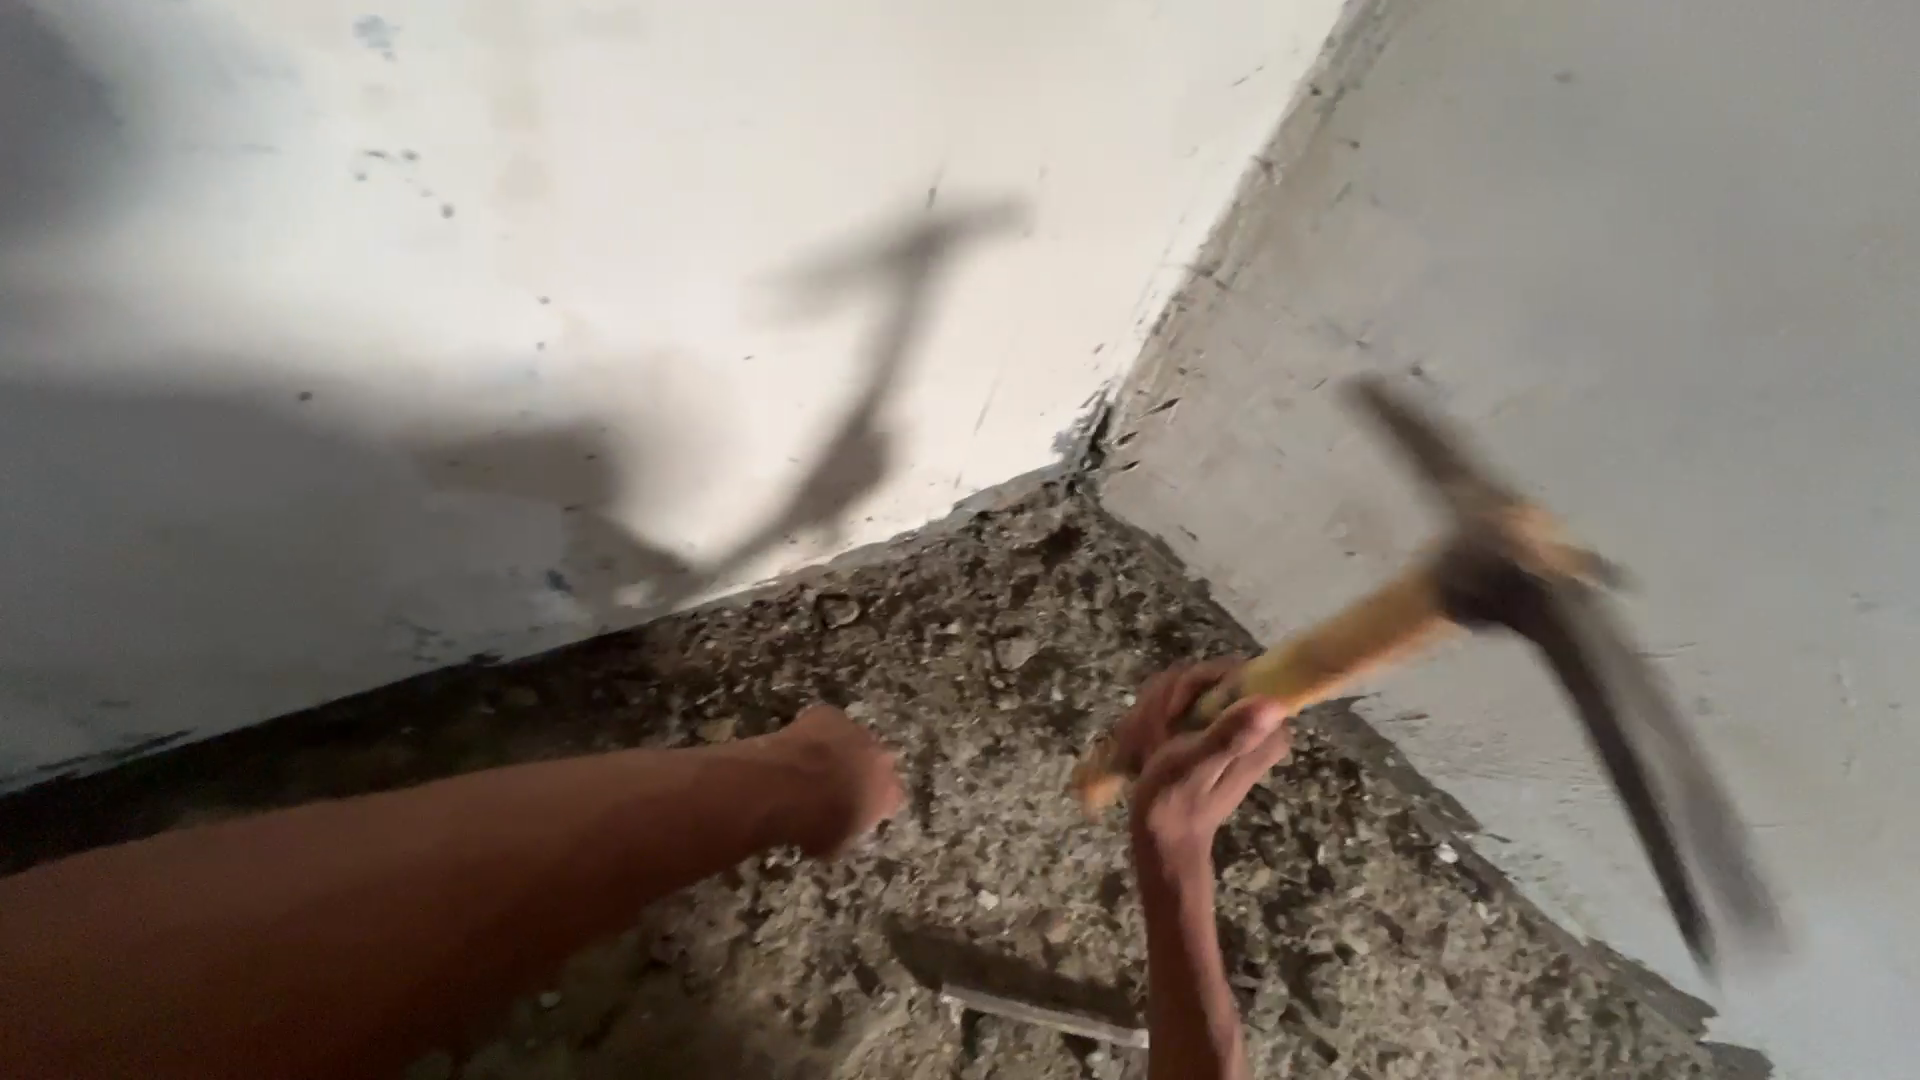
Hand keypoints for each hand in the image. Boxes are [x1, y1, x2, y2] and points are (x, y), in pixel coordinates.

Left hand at [769, 704, 905, 857]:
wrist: (785, 787)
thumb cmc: (812, 826)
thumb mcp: (835, 844)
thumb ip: (848, 831)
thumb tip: (841, 827)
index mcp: (888, 792)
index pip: (893, 797)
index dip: (875, 803)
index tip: (857, 810)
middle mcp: (881, 758)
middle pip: (876, 763)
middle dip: (861, 772)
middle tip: (835, 786)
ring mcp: (856, 731)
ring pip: (853, 740)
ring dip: (840, 750)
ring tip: (813, 765)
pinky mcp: (830, 714)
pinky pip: (828, 723)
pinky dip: (817, 733)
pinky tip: (799, 747)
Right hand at [1120, 662, 1292, 874]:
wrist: (1163, 838)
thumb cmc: (1175, 803)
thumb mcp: (1197, 765)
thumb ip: (1229, 735)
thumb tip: (1272, 704)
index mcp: (1266, 729)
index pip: (1230, 671)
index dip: (1192, 684)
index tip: (1171, 716)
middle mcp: (1257, 721)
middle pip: (1204, 677)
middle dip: (1169, 702)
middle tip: (1158, 739)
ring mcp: (1233, 725)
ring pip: (1184, 688)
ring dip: (1157, 712)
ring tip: (1151, 746)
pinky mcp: (1213, 731)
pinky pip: (1178, 702)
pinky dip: (1157, 720)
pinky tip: (1150, 745)